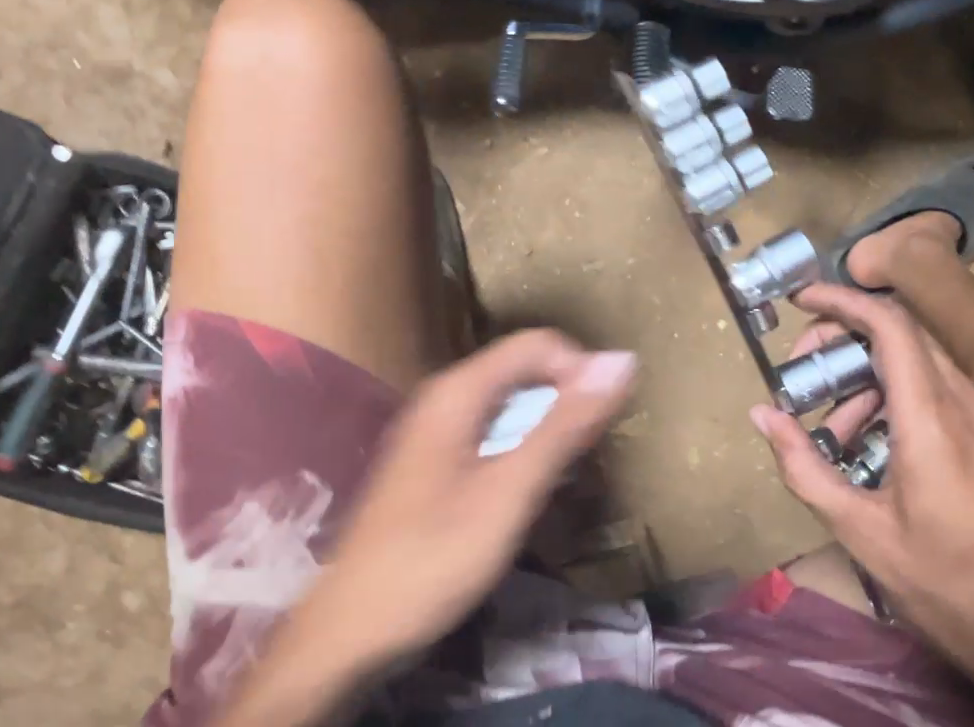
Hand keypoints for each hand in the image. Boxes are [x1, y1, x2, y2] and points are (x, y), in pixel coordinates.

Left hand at [220, 331, 637, 725]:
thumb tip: (621, 359)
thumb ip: (564, 426)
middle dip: (565, 401)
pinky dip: (521, 451)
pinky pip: (491, 434)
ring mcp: (434, 431)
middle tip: (589, 458)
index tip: (603, 423)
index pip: (536, 344)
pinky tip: (529, 494)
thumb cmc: (434, 556)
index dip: (578, 372)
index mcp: (458, 391)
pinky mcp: (433, 464)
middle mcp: (443, 397)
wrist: (352, 630)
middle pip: (522, 371)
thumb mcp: (510, 491)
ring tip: (568, 478)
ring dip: (546, 430)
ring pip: (508, 405)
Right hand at [751, 284, 973, 726]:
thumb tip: (761, 414)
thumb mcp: (859, 530)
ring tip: (826, 415)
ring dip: (865, 369)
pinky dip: (891, 394)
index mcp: (933, 420)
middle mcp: (965, 405)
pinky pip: (934, 389)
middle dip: (844, 335)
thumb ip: (803, 465)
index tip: (801, 301)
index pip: (891, 326)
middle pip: (902, 334)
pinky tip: (864, 439)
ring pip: (918, 360)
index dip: (842, 301)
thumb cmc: (943, 584)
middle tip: (801, 366)